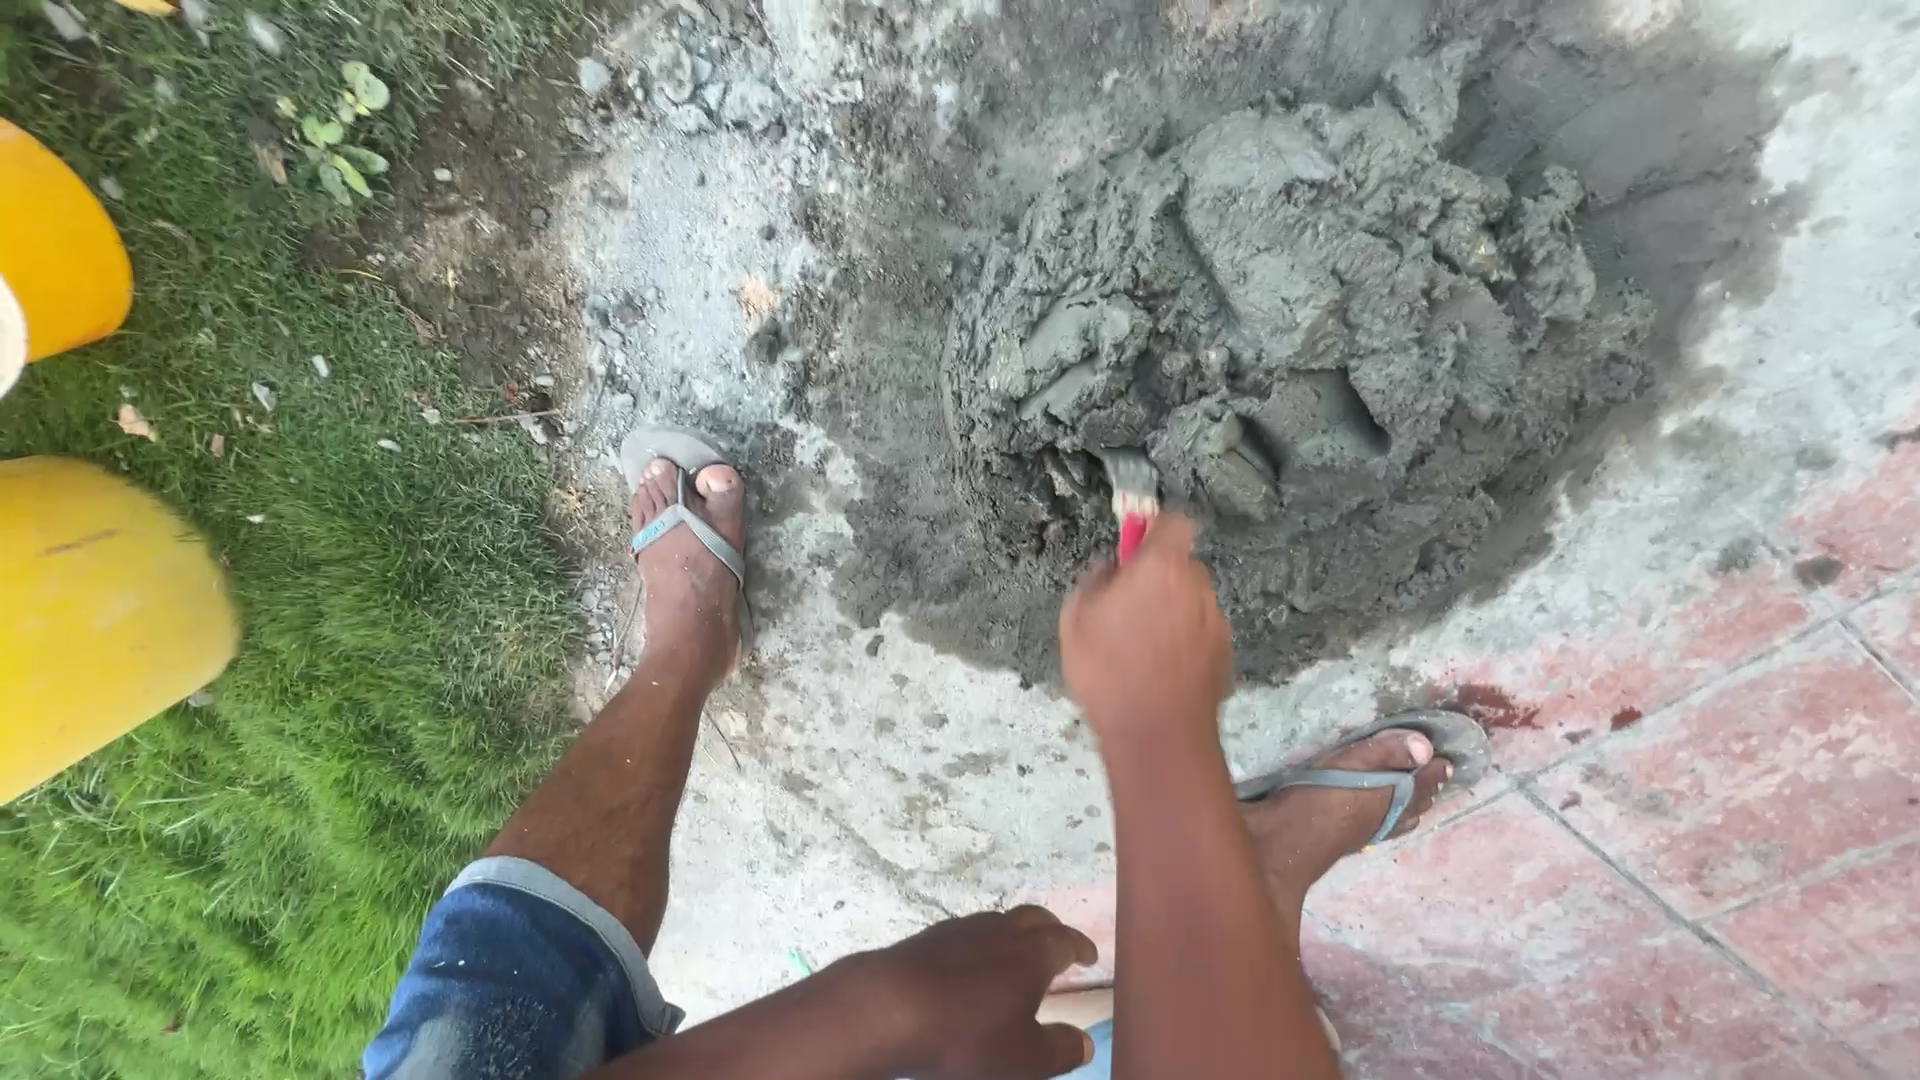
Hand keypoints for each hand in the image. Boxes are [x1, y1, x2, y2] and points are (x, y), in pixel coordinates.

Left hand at [855, 906, 1097, 1079]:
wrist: (891, 1007)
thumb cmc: (967, 1036)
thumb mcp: (1024, 1059)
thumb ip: (1060, 1049)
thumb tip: (1086, 1041)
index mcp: (1032, 953)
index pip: (1066, 941)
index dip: (1080, 947)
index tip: (1090, 955)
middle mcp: (1002, 929)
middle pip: (1035, 917)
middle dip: (1052, 928)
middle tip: (1060, 944)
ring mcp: (964, 927)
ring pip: (1000, 920)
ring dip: (1016, 932)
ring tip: (1017, 954)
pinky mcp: (932, 936)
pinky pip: (970, 931)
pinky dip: (983, 942)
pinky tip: (973, 964)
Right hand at [1059, 513, 1231, 741]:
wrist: (1156, 734)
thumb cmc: (1108, 670)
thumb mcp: (1076, 617)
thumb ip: (1096, 578)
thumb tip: (1111, 568)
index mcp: (1162, 568)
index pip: (1174, 521)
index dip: (1154, 527)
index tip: (1134, 545)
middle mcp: (1197, 586)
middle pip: (1180, 564)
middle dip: (1157, 576)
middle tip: (1126, 604)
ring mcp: (1215, 621)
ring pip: (1190, 600)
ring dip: (1171, 609)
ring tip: (1140, 645)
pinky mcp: (1224, 653)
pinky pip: (1200, 631)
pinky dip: (1183, 639)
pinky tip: (1159, 667)